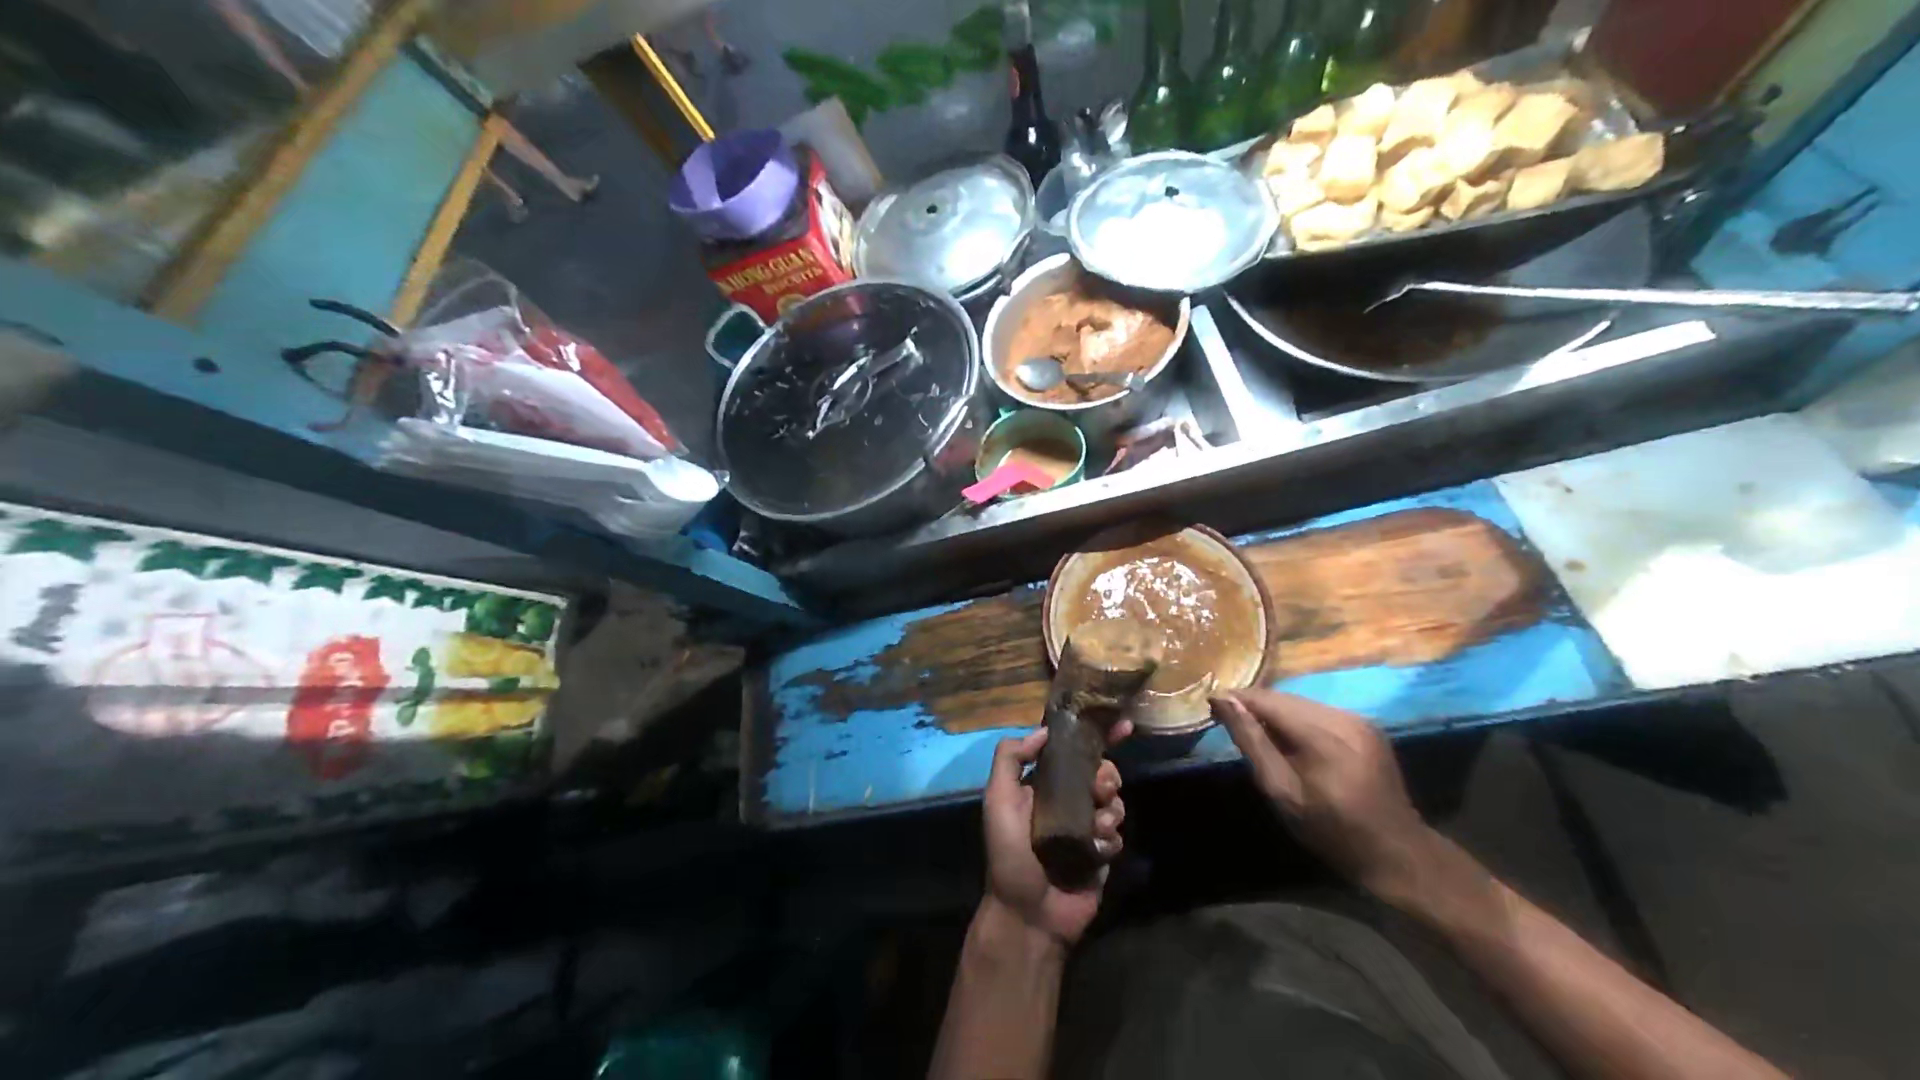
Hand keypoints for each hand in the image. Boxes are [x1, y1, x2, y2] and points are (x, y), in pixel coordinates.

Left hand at [981, 724, 1129, 945]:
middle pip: (1099, 771)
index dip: (1094, 735)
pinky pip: (1118, 832)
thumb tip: (1042, 732)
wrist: (1029, 914)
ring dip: (1110, 807)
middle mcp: (1064, 800)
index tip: (1121, 725)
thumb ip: (1010, 760)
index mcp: (1040, 785)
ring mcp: (1085, 826)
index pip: (1069, 751)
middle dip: (1106, 774)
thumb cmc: (1010, 854)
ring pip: (1113, 799)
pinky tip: (1097, 849)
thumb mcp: (997, 801)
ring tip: (1096, 826)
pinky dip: (1110, 837)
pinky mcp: (1102, 852)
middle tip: (1101, 788)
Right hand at [1213, 690, 1445, 906]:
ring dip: (1273, 712)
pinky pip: (1318, 712)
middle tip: (1225, 720)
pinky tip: (1286, 739)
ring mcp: (1358, 720)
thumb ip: (1252, 742)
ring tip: (1252, 730)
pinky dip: (1296, 720)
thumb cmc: (1331, 831)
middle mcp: (1343, 718)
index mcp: (1323, 735)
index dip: (1236, 699)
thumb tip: (1224, 701)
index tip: (1210, 705)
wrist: (1397, 853)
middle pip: (1284, 698)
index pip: (1268, 700)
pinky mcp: (1366, 726)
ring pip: (1300, 703)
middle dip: (1253, 705)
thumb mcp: (1282, 792)